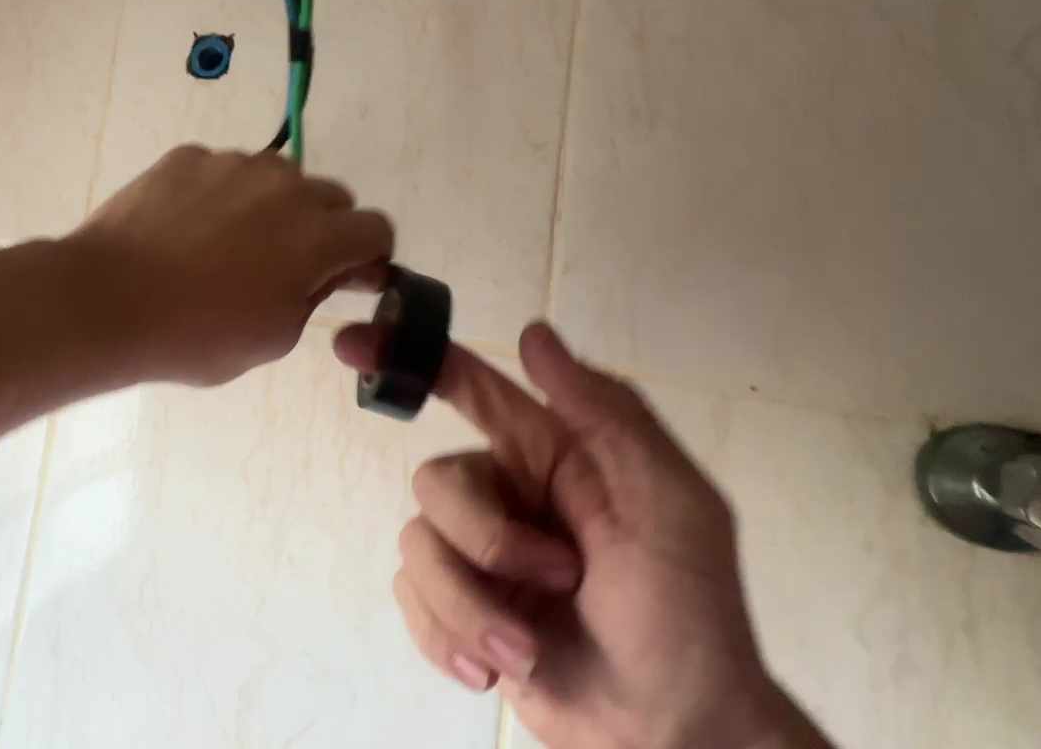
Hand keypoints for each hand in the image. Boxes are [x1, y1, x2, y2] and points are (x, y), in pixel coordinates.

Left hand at [73, 145, 392, 386]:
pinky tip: (188, 230)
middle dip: (324, 229)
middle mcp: (283, 186)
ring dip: (273, 206)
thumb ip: (314, 296)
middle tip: (286, 266)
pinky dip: (222, 195)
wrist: (106, 300)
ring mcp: (232, 164)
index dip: (368, 257)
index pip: (376, 229)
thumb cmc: (195, 334)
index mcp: (316, 235)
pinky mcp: (187, 157)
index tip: (347, 277)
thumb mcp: (273, 338)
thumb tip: (327, 271)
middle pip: (331, 198)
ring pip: (277, 178)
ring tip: (229, 245)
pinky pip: (224, 172)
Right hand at [335, 322, 832, 748]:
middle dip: (486, 541)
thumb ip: (609, 414)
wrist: (673, 732)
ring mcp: (473, 553)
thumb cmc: (688, 612)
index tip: (352, 343)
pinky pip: (409, 597)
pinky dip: (448, 636)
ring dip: (471, 606)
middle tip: (560, 581)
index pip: (467, 388)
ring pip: (416, 546)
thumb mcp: (673, 504)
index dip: (406, 356)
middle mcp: (500, 492)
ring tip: (526, 649)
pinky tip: (493, 667)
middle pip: (435, 482)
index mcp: (546, 454)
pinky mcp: (454, 607)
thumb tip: (532, 332)